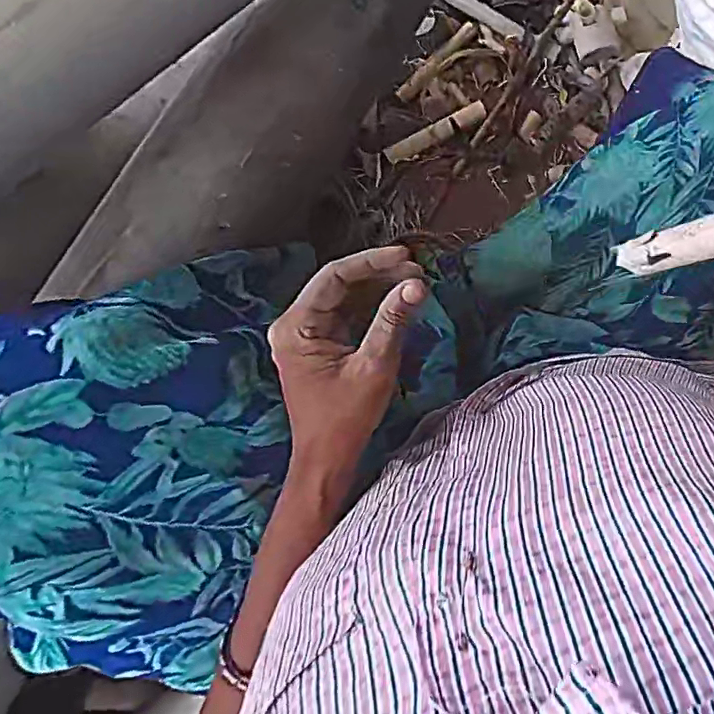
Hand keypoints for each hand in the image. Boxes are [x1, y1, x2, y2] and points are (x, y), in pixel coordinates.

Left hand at [267, 246, 427, 460]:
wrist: (328, 457)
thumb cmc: (346, 416)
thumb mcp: (374, 366)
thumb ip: (393, 321)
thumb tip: (416, 285)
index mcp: (296, 326)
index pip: (334, 277)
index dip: (372, 261)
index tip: (406, 256)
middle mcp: (296, 324)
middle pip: (340, 282)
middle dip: (380, 273)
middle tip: (417, 270)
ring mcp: (308, 333)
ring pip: (347, 295)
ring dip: (380, 287)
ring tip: (415, 282)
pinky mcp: (322, 342)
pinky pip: (350, 312)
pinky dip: (375, 304)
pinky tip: (400, 300)